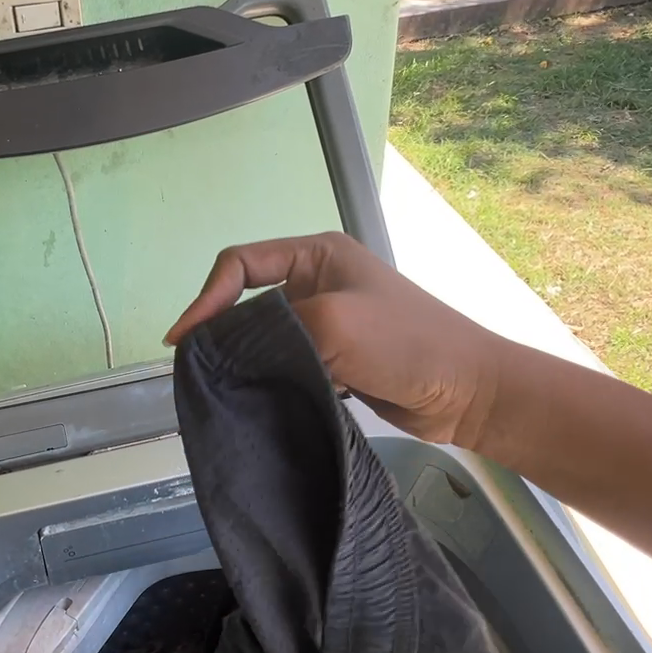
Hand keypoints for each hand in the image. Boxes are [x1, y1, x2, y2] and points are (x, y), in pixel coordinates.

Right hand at [165, 232, 504, 445]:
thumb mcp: (335, 322)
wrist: (467, 392)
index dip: (206, 297)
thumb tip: (229, 350)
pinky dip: (267, 376)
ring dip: (243, 356)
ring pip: (264, 334)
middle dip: (220, 330)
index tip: (183, 339)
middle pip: (245, 299)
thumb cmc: (407, 344)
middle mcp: (315, 281)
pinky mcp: (332, 356)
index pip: (239, 263)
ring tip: (220, 385)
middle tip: (197, 367)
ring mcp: (325, 320)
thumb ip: (275, 328)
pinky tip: (255, 397)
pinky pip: (284, 360)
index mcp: (316, 255)